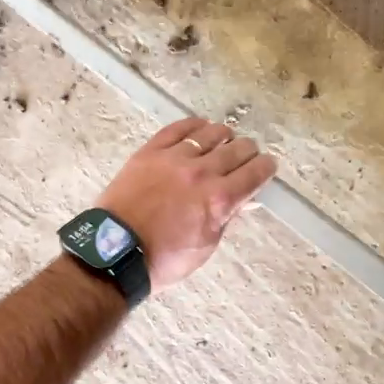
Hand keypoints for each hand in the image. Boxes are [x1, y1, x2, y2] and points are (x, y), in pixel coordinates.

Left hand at [95, 117, 279, 290]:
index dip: (266, 167)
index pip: (255, 173)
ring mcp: (175, 158)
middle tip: (247, 155)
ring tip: (225, 140)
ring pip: (211, 133)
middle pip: (237, 149)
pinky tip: (201, 127)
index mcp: (220, 200)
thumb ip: (227, 218)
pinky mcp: (151, 151)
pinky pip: (178, 128)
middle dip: (248, 151)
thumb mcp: (206, 246)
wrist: (115, 253)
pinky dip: (194, 125)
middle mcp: (202, 173)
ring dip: (224, 136)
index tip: (268, 166)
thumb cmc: (164, 258)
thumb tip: (246, 201)